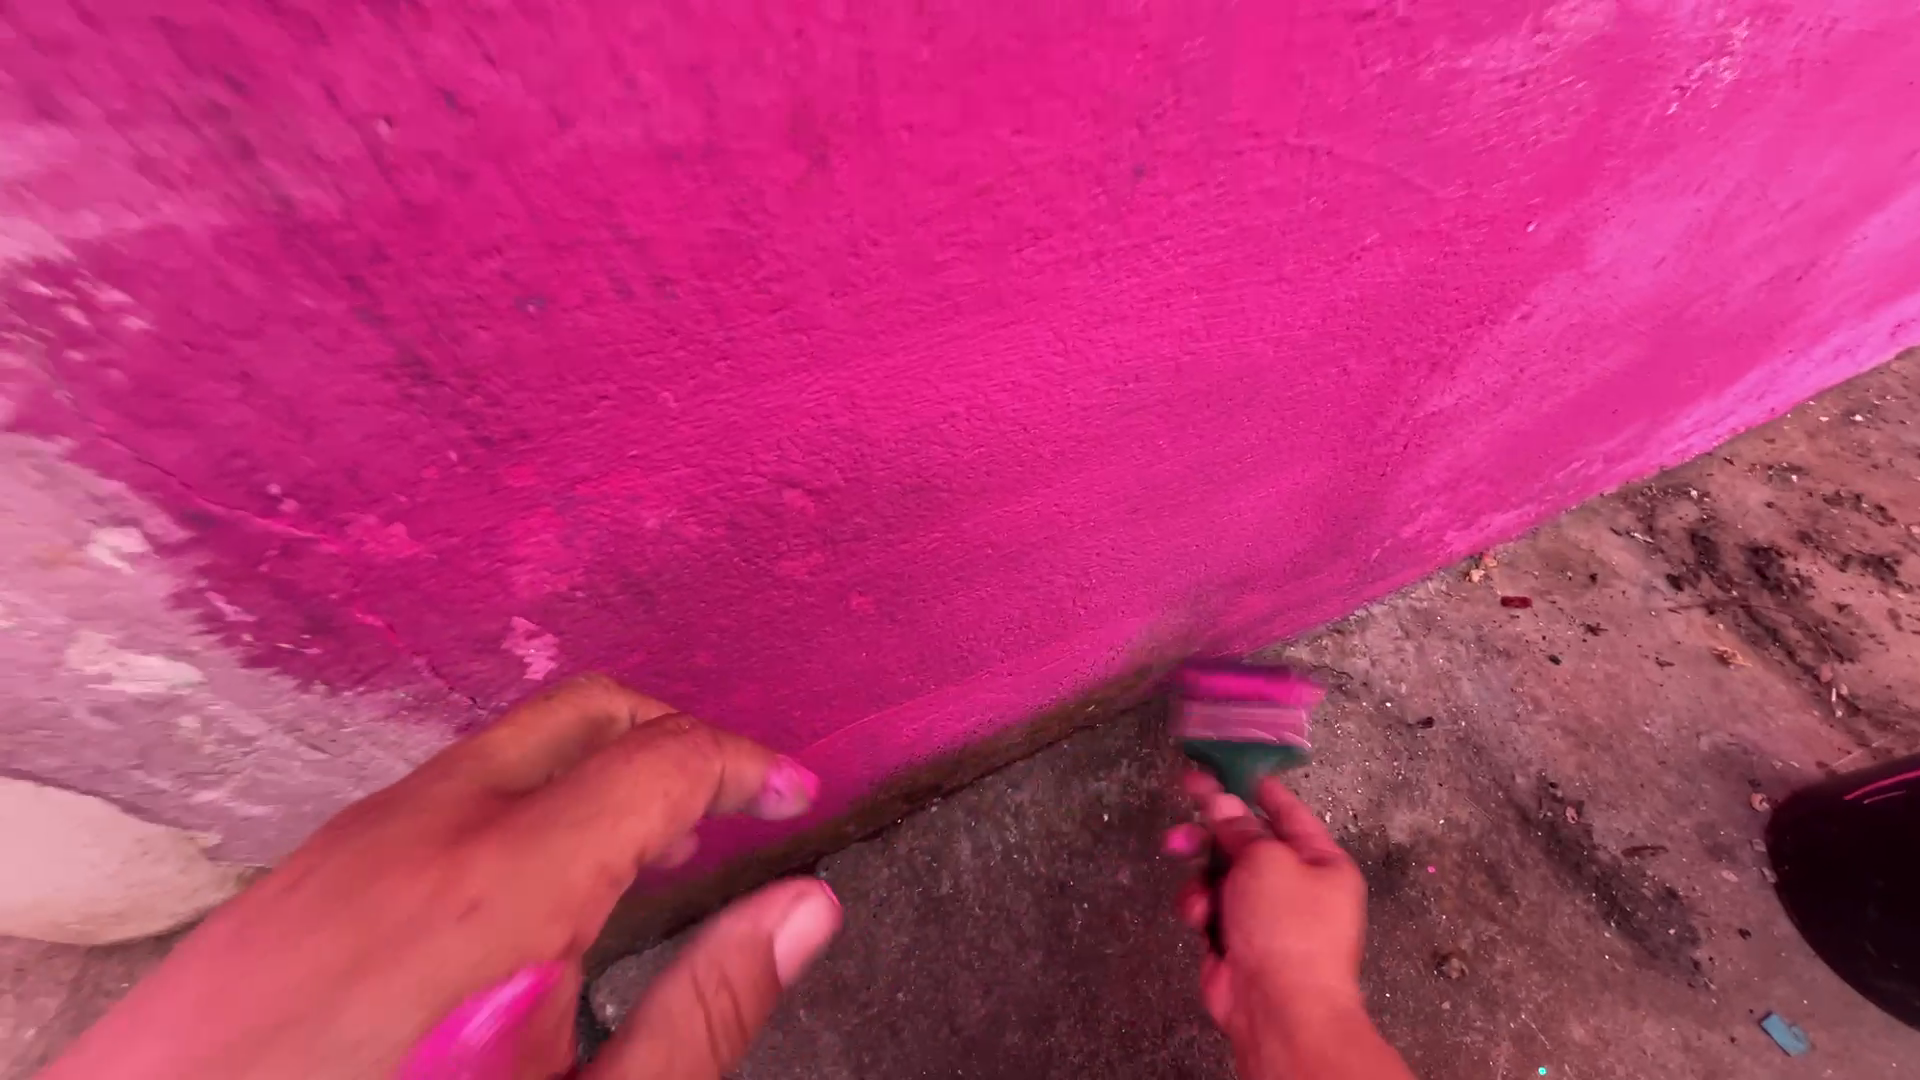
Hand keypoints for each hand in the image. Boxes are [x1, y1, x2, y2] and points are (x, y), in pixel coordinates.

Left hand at [38, 675, 841, 1079]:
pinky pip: (453, 786)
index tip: (796, 796)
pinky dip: (534, 798)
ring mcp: (349, 839)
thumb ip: (707, 1007)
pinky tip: (535, 891)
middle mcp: (423, 828)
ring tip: (649, 851)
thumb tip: (809, 908)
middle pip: (589, 709)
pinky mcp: (302, 871)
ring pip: (520, 741)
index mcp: (502, 886)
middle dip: (679, 734)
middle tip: (730, 802)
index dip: (749, 766)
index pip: (665, 760)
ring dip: (607, 766)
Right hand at [1166, 773, 1411, 1079]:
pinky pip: (1208, 904)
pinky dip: (1199, 907)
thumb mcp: (1265, 860)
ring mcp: (1263, 913)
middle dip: (1210, 835)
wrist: (1279, 1010)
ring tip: (1196, 891)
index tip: (1217, 767)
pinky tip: (1200, 919)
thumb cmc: (1287, 927)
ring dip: (1201, 876)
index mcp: (1321, 862)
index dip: (1250, 787)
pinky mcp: (1234, 936)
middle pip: (1243, 841)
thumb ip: (1238, 826)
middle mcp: (1294, 884)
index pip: (1284, 810)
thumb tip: (1219, 801)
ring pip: (1218, 872)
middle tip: (1181, 824)